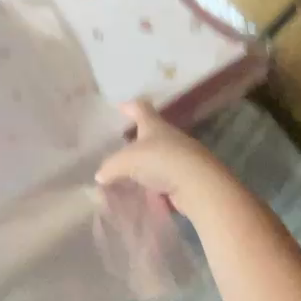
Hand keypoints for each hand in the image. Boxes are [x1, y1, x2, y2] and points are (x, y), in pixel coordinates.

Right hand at [94, 100, 239, 215]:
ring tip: (130, 174)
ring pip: (159, 157)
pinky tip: (145, 193)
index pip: (141, 108)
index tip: (121, 107)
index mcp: (154, 125)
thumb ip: (110, 167)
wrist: (200, 186)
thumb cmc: (161, 161)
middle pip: (151, 133)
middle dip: (137, 139)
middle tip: (121, 147)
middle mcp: (170, 137)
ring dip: (147, 164)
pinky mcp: (188, 177)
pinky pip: (167, 177)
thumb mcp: (126, 161)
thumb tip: (100, 175)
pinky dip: (156, 183)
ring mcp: (182, 157)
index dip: (130, 106)